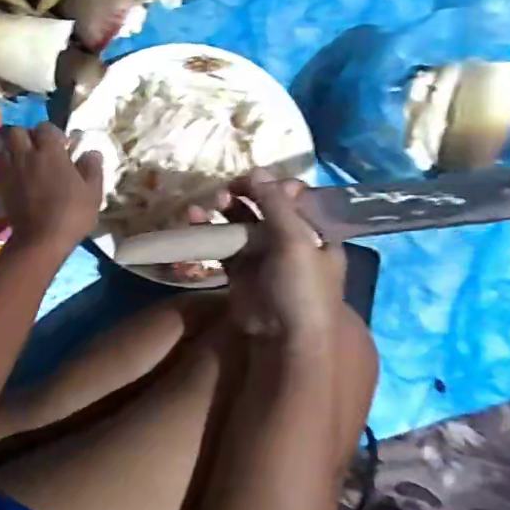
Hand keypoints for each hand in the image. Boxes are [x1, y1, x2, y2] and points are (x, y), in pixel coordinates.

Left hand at [1, 122, 103, 251]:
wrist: (40, 240)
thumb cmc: (71, 214)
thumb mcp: (92, 192)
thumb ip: (92, 168)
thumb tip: (91, 152)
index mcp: (49, 152)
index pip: (44, 127)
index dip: (52, 132)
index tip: (62, 145)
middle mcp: (26, 157)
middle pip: (17, 132)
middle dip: (27, 135)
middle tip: (40, 149)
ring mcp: (11, 172)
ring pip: (7, 149)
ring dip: (17, 151)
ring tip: (31, 165)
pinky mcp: (3, 189)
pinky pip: (5, 170)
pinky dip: (13, 170)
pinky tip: (24, 183)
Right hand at [213, 171, 345, 347]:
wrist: (283, 338)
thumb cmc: (301, 288)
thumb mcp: (296, 240)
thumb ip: (274, 204)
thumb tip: (255, 171)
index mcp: (316, 232)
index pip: (296, 198)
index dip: (274, 185)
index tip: (253, 179)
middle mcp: (291, 241)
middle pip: (265, 207)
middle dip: (245, 195)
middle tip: (226, 190)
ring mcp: (263, 256)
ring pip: (241, 223)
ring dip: (225, 210)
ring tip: (208, 203)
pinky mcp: (240, 271)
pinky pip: (222, 244)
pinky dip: (208, 231)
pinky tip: (193, 219)